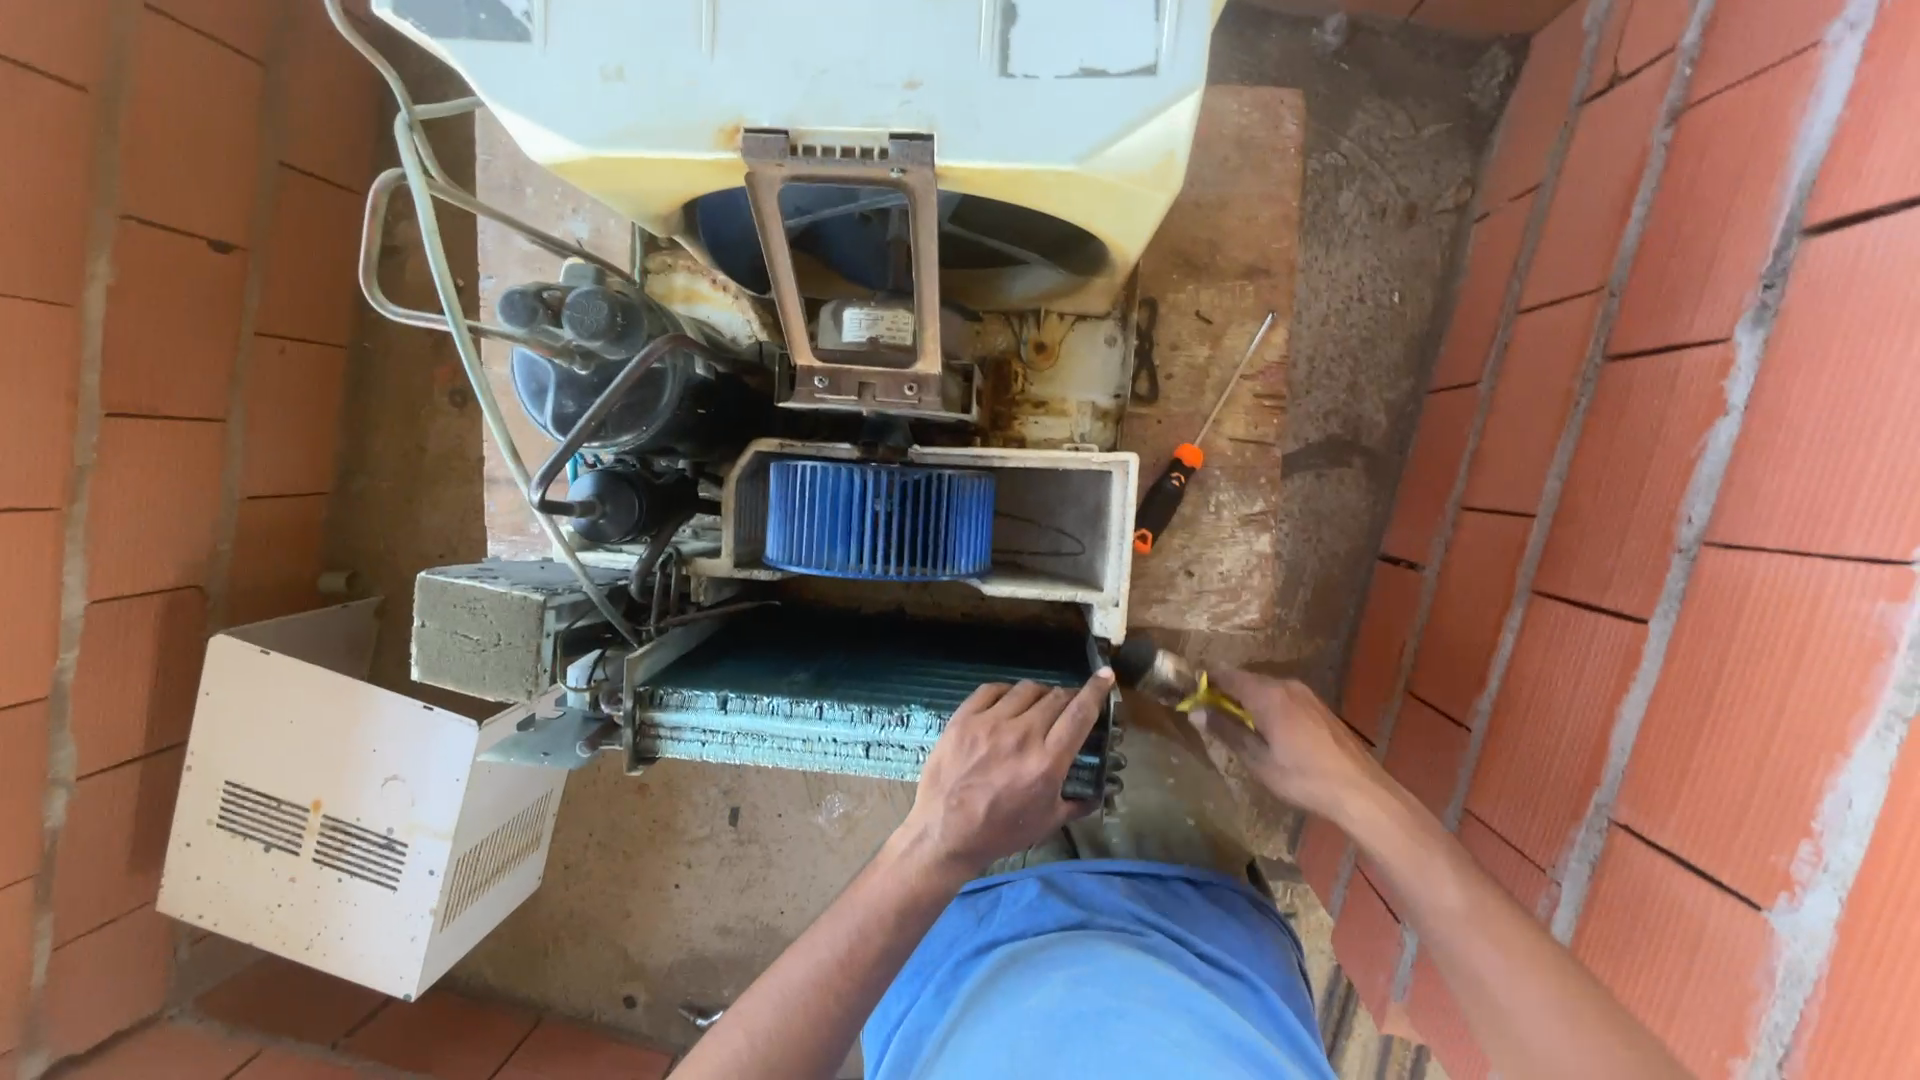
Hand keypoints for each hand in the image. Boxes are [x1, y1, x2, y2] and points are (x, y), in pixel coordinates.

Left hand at [896, 672, 1114, 874]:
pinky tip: (1009, 701)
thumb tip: (1099, 793)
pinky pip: (991, 690)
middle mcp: (1022, 735)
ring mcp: (989, 724)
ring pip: (1026, 689)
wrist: (944, 833)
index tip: (1106, 676)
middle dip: (1069, 696)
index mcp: (1047, 762)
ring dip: (1040, 694)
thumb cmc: (1000, 832)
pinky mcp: (963, 719)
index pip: (1080, 713)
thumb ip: (1078, 803)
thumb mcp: (1048, 822)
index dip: (1096, 690)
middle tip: (1069, 704)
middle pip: (1056, 697)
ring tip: (1039, 705)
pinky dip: (1007, 691)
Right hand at [1191, 669, 1386, 825]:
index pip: (1226, 675)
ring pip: (1265, 688)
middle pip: (1246, 680)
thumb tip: (1196, 712)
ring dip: (1247, 700)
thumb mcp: (1257, 759)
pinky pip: (1282, 697)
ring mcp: (1305, 694)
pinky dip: (1266, 705)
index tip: (1189, 693)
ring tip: (1234, 723)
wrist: (1360, 790)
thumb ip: (1227, 731)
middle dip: (1225, 692)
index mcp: (1267, 695)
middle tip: (1208, 713)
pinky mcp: (1318, 707)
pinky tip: (1265, 729)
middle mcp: (1285, 686)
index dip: (1205, 681)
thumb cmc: (1303, 777)